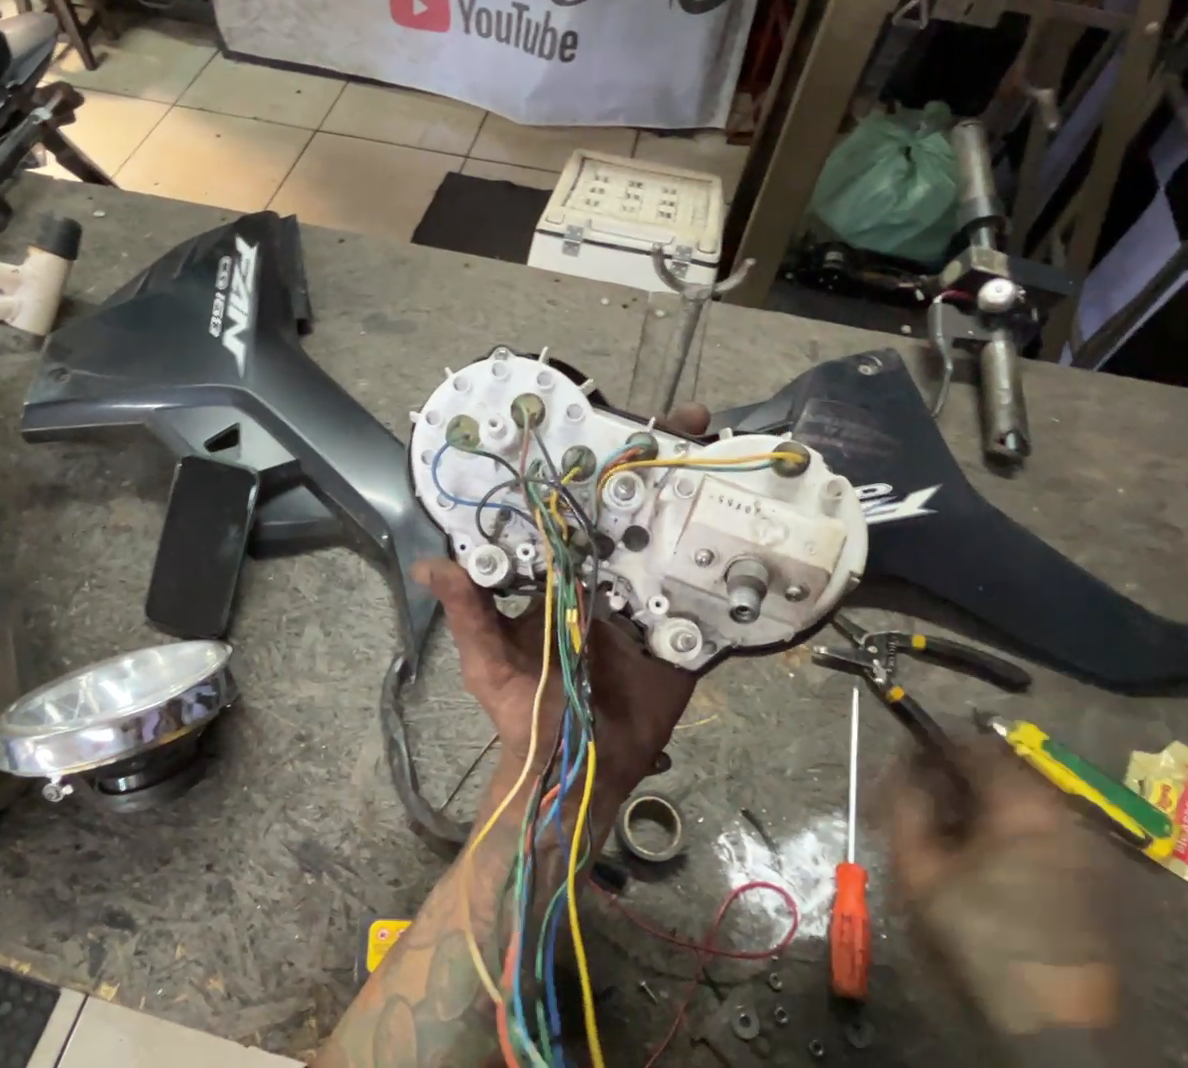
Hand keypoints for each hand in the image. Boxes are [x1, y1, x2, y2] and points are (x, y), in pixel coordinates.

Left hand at [413, 403, 710, 808]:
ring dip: (701, 501)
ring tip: (731, 458)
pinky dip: (731, 567)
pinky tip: (758, 531)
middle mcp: (605, 574)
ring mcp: (648, 599)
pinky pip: (706, 595)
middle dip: (661, 465)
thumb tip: (429, 564)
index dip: (590, 468)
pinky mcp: (682, 631)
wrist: (580, 767)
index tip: (607, 424)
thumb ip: (468, 612)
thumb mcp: (488, 660)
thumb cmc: (524, 709)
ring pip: (674, 541)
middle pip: (632, 511)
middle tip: (691, 420)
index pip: (573, 509)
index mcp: (559, 571)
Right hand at [885, 741, 1118, 1038]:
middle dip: (953, 779)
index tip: (902, 759)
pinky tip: (981, 859)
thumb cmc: (977, 936)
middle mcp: (1060, 812)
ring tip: (945, 833)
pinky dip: (1005, 830)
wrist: (1049, 1016)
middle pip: (997, 771)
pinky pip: (1039, 830)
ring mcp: (1084, 844)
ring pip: (1018, 802)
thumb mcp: (919, 870)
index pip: (970, 744)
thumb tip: (895, 769)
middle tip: (918, 801)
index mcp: (1021, 803)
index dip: (930, 744)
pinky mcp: (1092, 874)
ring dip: (978, 806)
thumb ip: (902, 807)